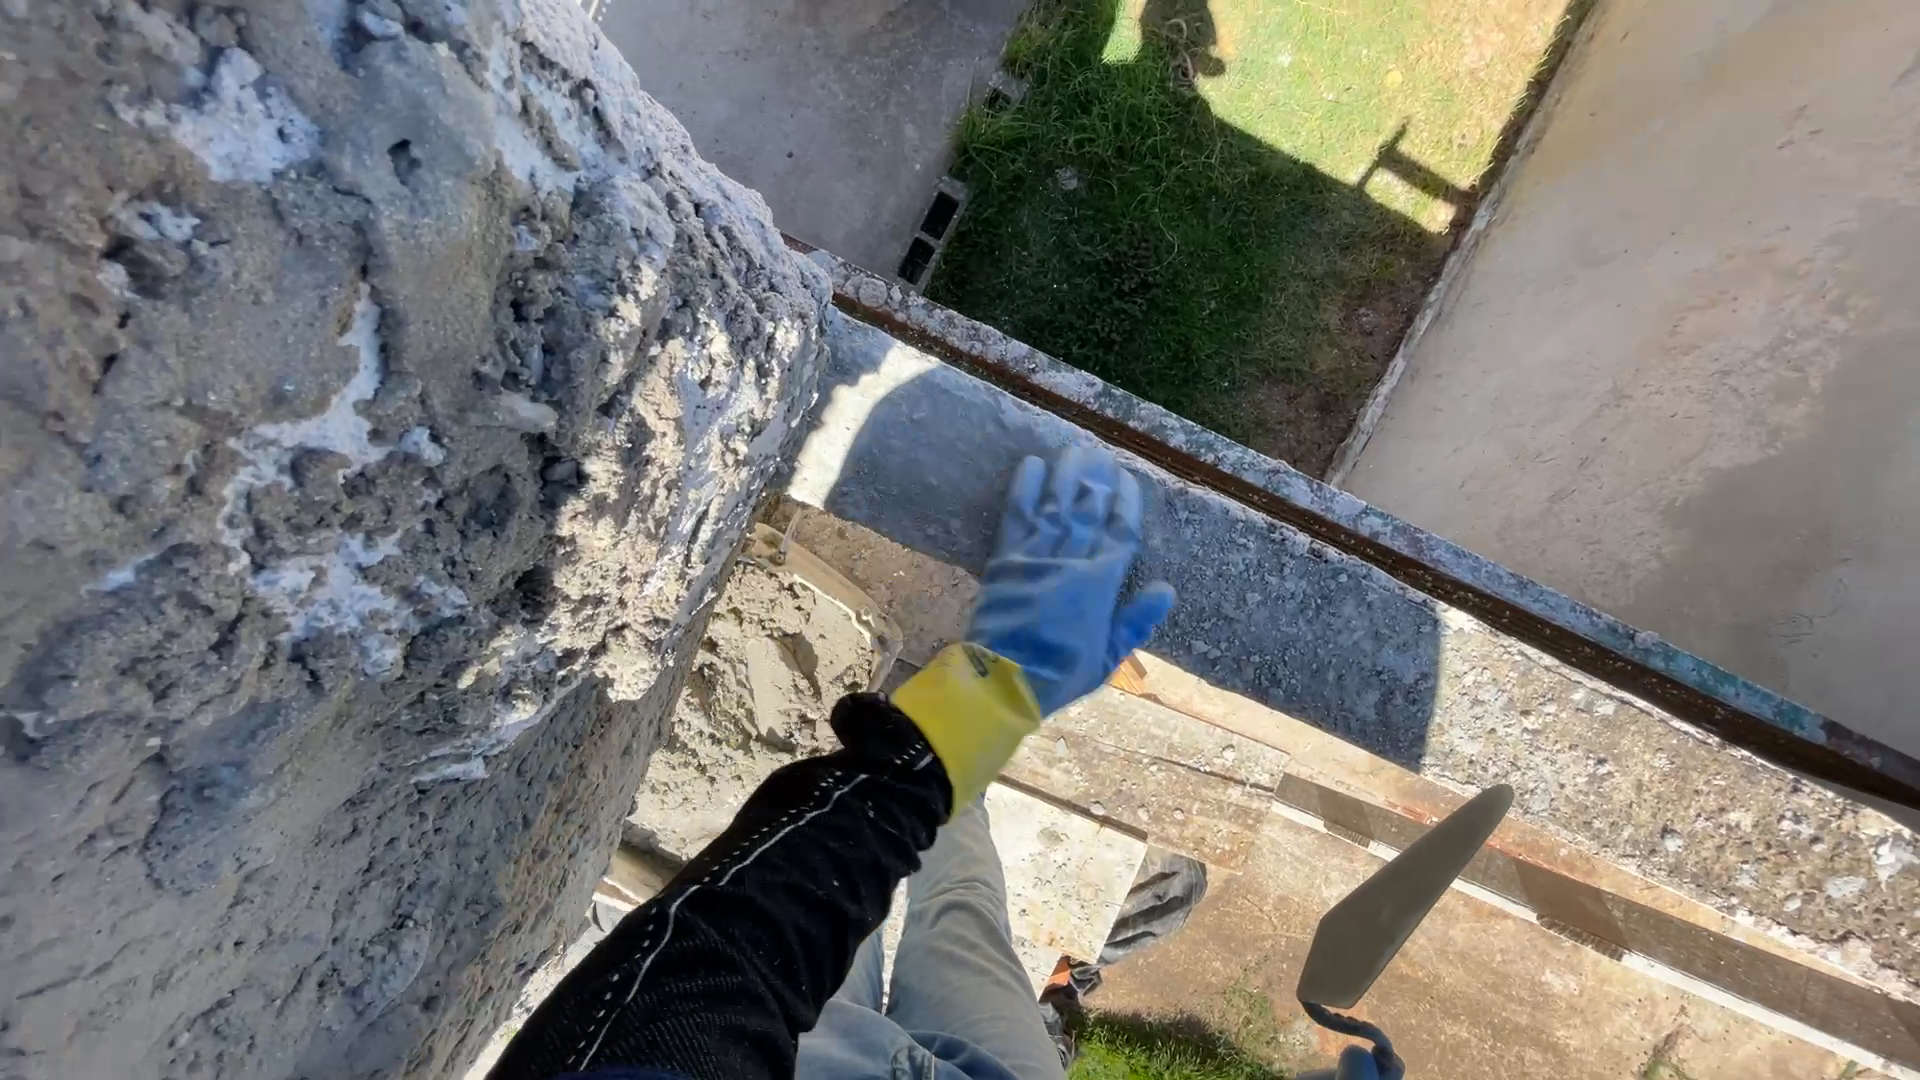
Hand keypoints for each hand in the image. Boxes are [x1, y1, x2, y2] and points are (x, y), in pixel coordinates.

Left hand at [967, 448, 1175, 714]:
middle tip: (1101, 453)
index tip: (1130, 479)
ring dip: (1066, 475)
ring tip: (1074, 449)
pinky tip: (1031, 464)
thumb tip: (1167, 588)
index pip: (1121, 533)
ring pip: (1057, 505)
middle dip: (1098, 481)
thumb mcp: (1110, 655)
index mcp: (1101, 584)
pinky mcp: (1005, 559)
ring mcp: (1037, 556)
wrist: (1006, 681)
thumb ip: (1137, 619)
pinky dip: (1024, 488)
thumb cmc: (1062, 673)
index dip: (1127, 504)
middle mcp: (1072, 561)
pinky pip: (1017, 516)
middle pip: (1089, 512)